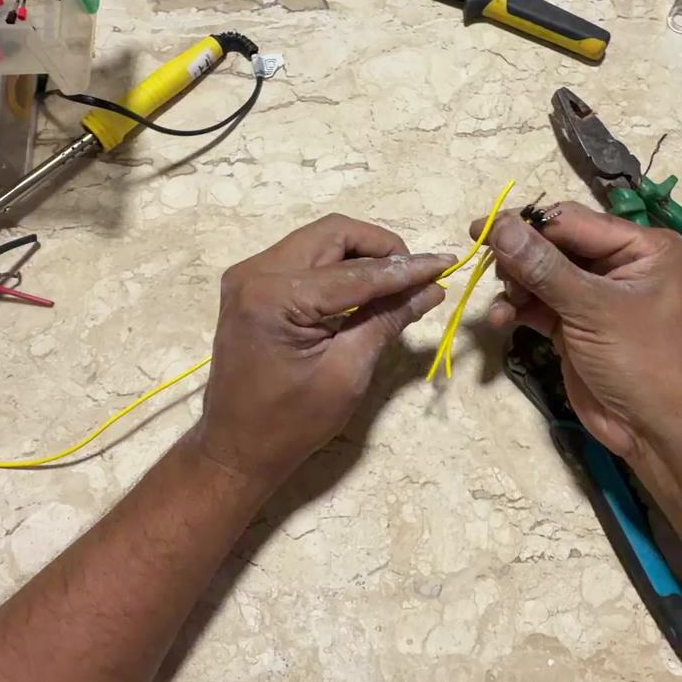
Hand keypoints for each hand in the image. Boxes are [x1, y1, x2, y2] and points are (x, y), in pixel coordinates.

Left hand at [195, 215, 453, 489]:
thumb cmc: (292, 422)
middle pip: (334, 234)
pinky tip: (364, 290)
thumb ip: (388, 320)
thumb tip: (432, 288)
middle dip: (381, 250)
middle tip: (416, 277)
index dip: (405, 269)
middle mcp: (255, 272)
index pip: (355, 271)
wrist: (236, 447)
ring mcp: (249, 275)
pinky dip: (339, 267)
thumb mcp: (348, 372)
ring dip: (361, 256)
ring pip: (320, 240)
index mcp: (274, 296)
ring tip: (395, 284)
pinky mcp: (251, 284)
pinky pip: (305, 258)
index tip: (446, 264)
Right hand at [478, 204, 681, 459]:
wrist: (660, 434)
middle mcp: (619, 264)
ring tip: (504, 305)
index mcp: (641, 247)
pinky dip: (517, 310)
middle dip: (519, 258)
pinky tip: (500, 320)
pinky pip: (538, 306)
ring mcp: (595, 297)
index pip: (573, 221)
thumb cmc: (643, 361)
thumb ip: (543, 267)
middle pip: (554, 245)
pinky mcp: (575, 326)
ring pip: (541, 276)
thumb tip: (498, 226)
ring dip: (515, 286)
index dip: (527, 225)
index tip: (481, 230)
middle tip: (489, 268)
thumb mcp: (594, 310)